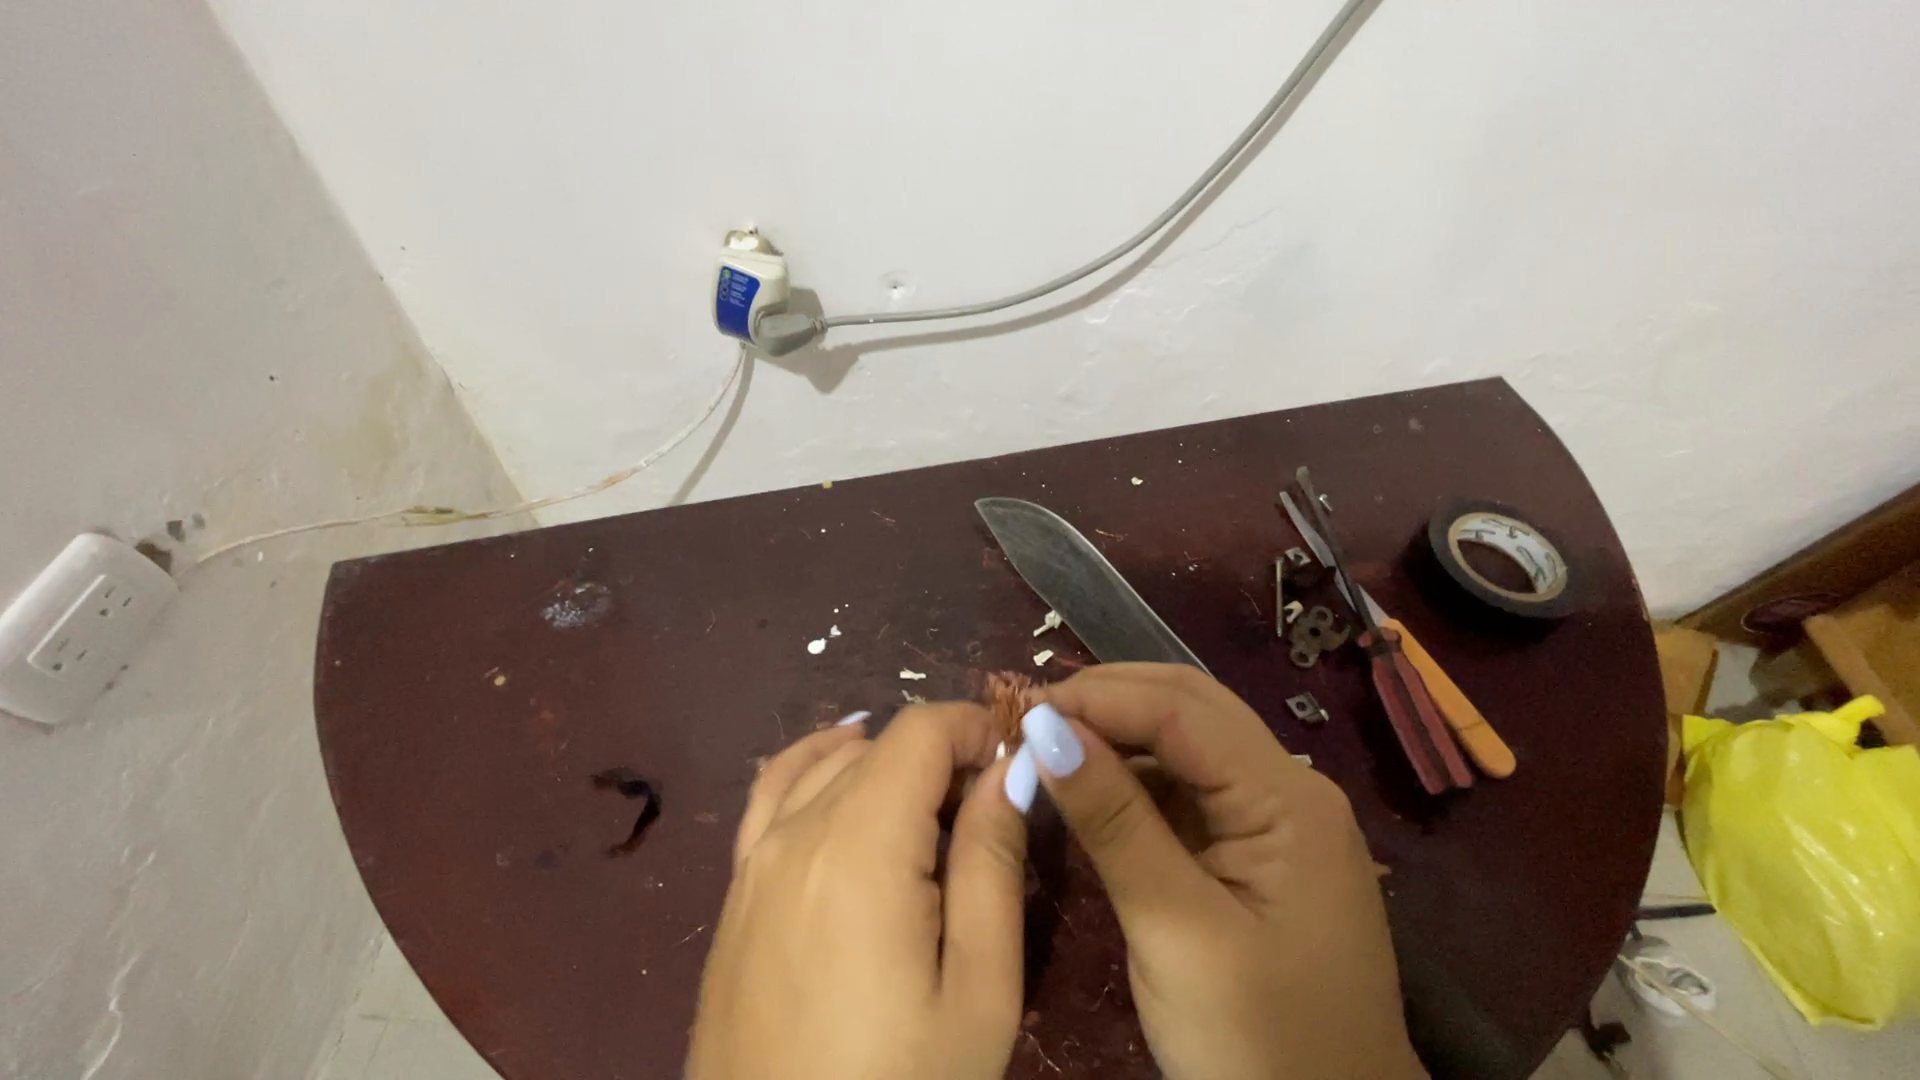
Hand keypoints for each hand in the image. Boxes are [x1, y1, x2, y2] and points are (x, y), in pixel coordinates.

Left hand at [688, 705, 1027, 1079]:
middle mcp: (796, 832)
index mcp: (859, 845)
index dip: (975, 727)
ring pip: (827, 761)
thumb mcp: (978, 987)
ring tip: (934, 805)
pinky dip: (816, 764)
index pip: (919, 730)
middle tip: (990, 805)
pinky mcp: (737, 891)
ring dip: (887, 760)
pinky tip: (843, 770)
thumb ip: (993, 861)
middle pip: (877, 744)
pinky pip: (774, 793)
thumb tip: (1011, 768)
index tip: (1018, 762)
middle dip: (942, 752)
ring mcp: (755, 860)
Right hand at [1013, 664, 1424, 1079]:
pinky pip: (1186, 785)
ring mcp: (1274, 817)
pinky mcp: (1253, 847)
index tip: (1022, 709)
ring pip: (1186, 740)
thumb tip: (1047, 728)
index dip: (1100, 697)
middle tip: (1029, 716)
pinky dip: (1133, 774)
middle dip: (1108, 699)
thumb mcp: (1175, 929)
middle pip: (1190, 707)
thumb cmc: (1259, 1040)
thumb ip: (1114, 822)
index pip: (1183, 710)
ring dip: (1117, 731)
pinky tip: (1090, 783)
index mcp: (1288, 799)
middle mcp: (1288, 787)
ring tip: (1048, 741)